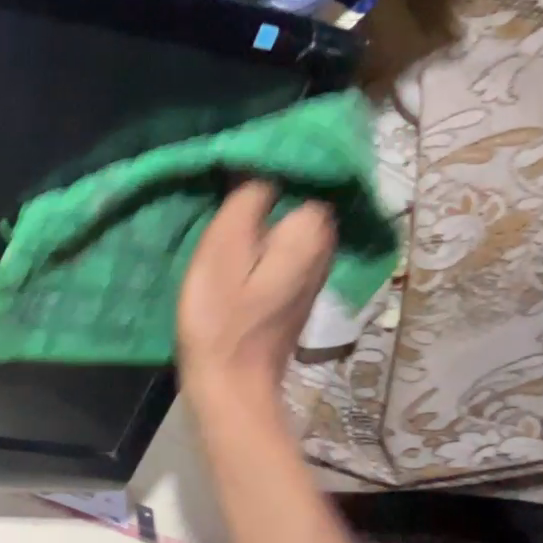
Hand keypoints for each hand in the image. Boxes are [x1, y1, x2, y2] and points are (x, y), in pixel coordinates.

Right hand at [177, 180, 334, 411]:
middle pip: (303, 197)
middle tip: (225, 176)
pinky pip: (286, 243)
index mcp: (308, 233)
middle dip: (273, 181)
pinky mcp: (296, 289)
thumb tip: (260, 170)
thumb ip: (245, 206)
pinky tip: (238, 236)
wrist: (231, 386)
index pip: (304, 173)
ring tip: (228, 198)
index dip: (272, 161)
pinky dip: (267, 233)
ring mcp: (313, 271)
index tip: (234, 157)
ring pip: (294, 220)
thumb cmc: (220, 320)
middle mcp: (323, 247)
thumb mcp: (220, 255)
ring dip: (269, 208)